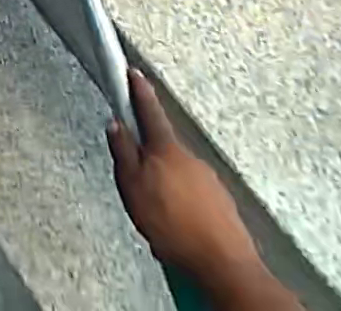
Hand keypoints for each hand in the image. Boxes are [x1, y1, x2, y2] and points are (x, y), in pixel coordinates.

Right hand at [108, 70, 298, 309]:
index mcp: (167, 150)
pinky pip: (192, 193)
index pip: (149, 110)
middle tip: (133, 172)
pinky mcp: (222, 205)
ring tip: (154, 206)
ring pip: (176, 171)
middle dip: (146, 153)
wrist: (224, 268)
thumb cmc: (173, 225)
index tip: (132, 72)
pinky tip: (173, 219)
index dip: (138, 89)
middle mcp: (192, 160)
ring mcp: (210, 183)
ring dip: (164, 182)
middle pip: (161, 144)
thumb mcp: (131, 184)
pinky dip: (179, 201)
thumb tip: (116, 125)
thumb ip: (122, 150)